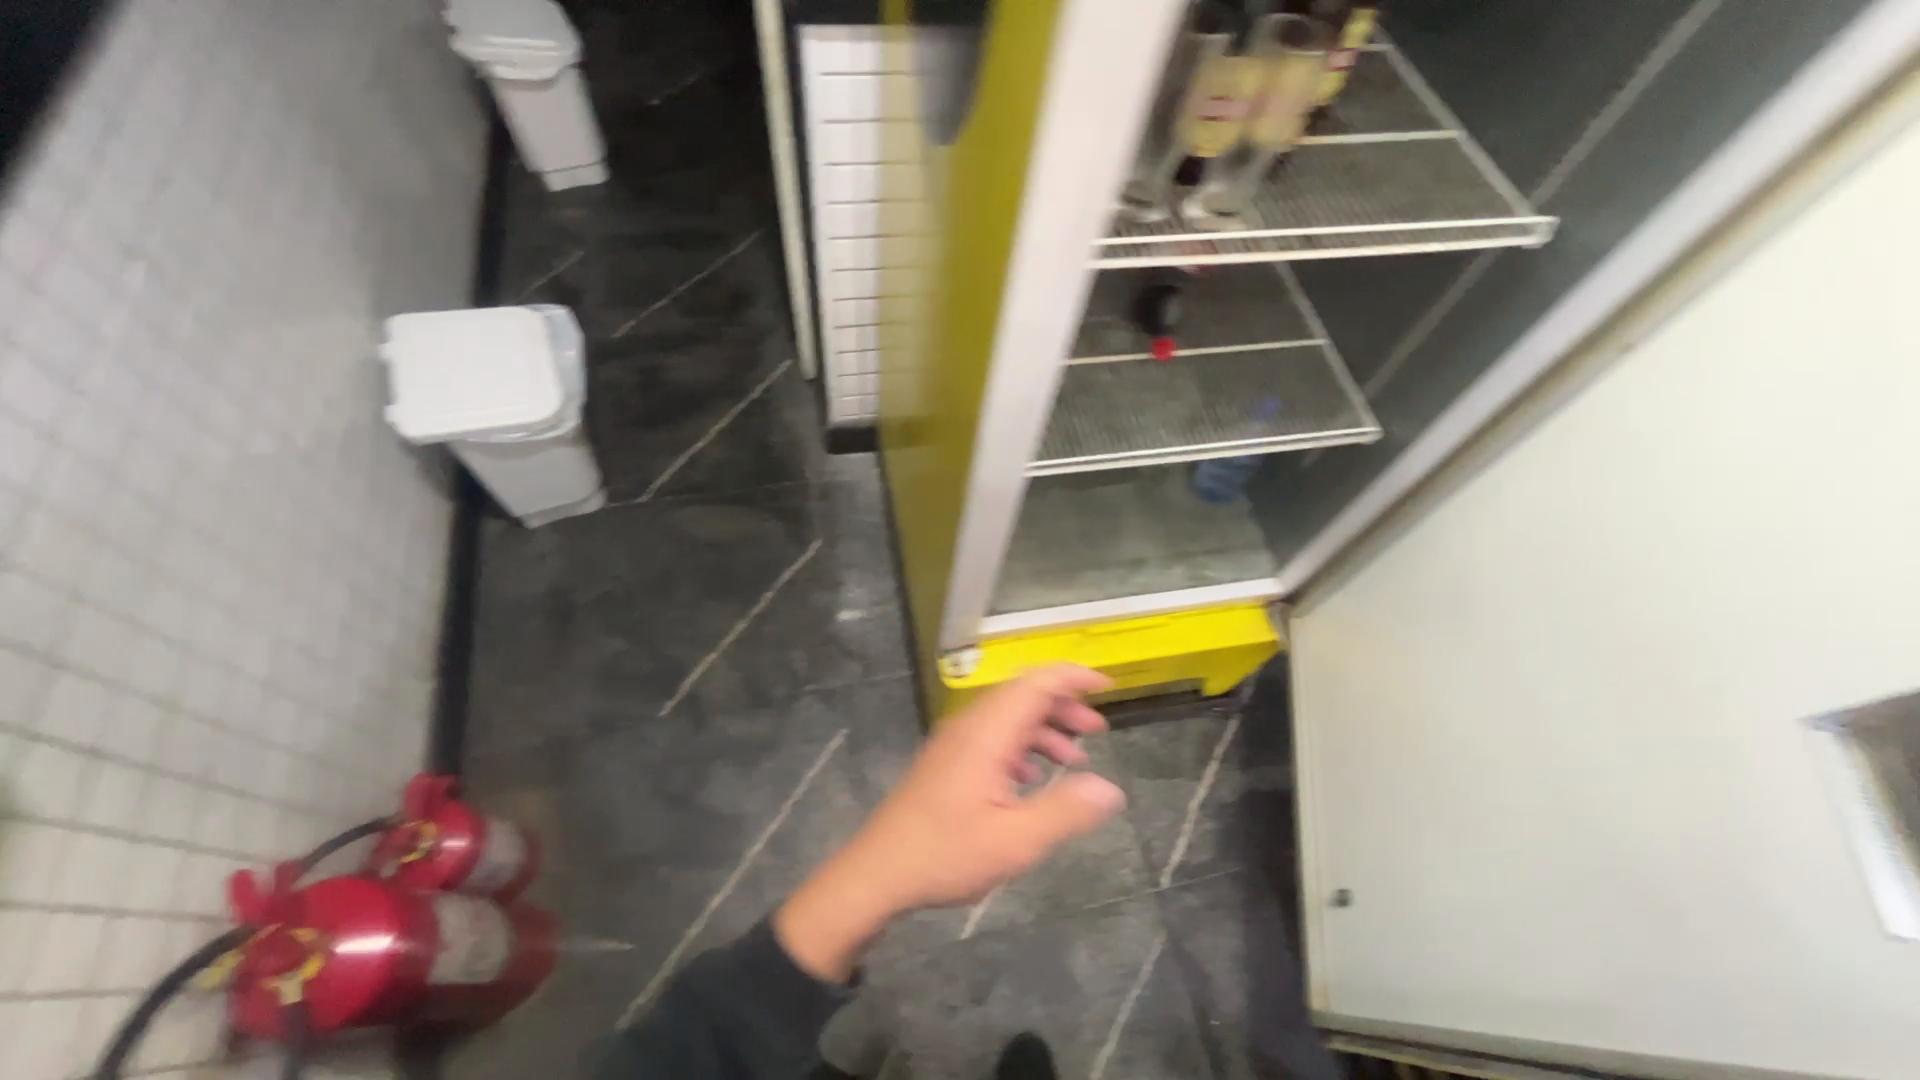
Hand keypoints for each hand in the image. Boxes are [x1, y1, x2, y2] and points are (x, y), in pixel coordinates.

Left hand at [774, 664, 1125, 980]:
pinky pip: (991, 739)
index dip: (1072, 676)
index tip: (1107, 685)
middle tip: (1098, 730)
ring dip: (1043, 729)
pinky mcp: (946, 764)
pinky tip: (1032, 779)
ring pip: (1006, 718)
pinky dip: (1021, 748)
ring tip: (1074, 759)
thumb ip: (1065, 811)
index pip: (1034, 684)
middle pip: (1022, 696)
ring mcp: (954, 745)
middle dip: (1063, 706)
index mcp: (986, 734)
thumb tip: (1111, 789)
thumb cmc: (945, 854)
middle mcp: (969, 728)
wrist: (876, 873)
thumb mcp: (1015, 842)